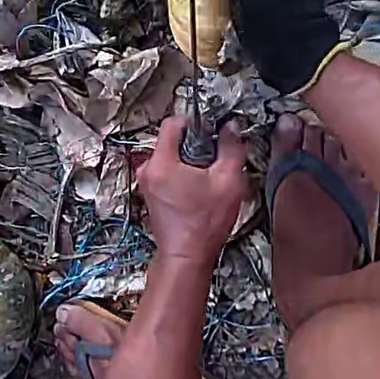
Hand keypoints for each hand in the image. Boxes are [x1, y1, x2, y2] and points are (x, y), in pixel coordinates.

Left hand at [137, 116, 249, 264]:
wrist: (187, 256)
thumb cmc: (203, 225)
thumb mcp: (228, 181)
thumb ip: (232, 148)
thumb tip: (232, 129)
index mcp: (162, 163)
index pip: (172, 123)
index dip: (194, 122)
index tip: (209, 130)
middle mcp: (148, 170)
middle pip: (171, 139)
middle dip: (194, 144)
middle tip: (213, 157)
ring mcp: (147, 182)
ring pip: (170, 155)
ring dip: (189, 159)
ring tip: (207, 176)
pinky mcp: (151, 193)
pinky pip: (167, 170)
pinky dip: (182, 172)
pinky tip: (198, 187)